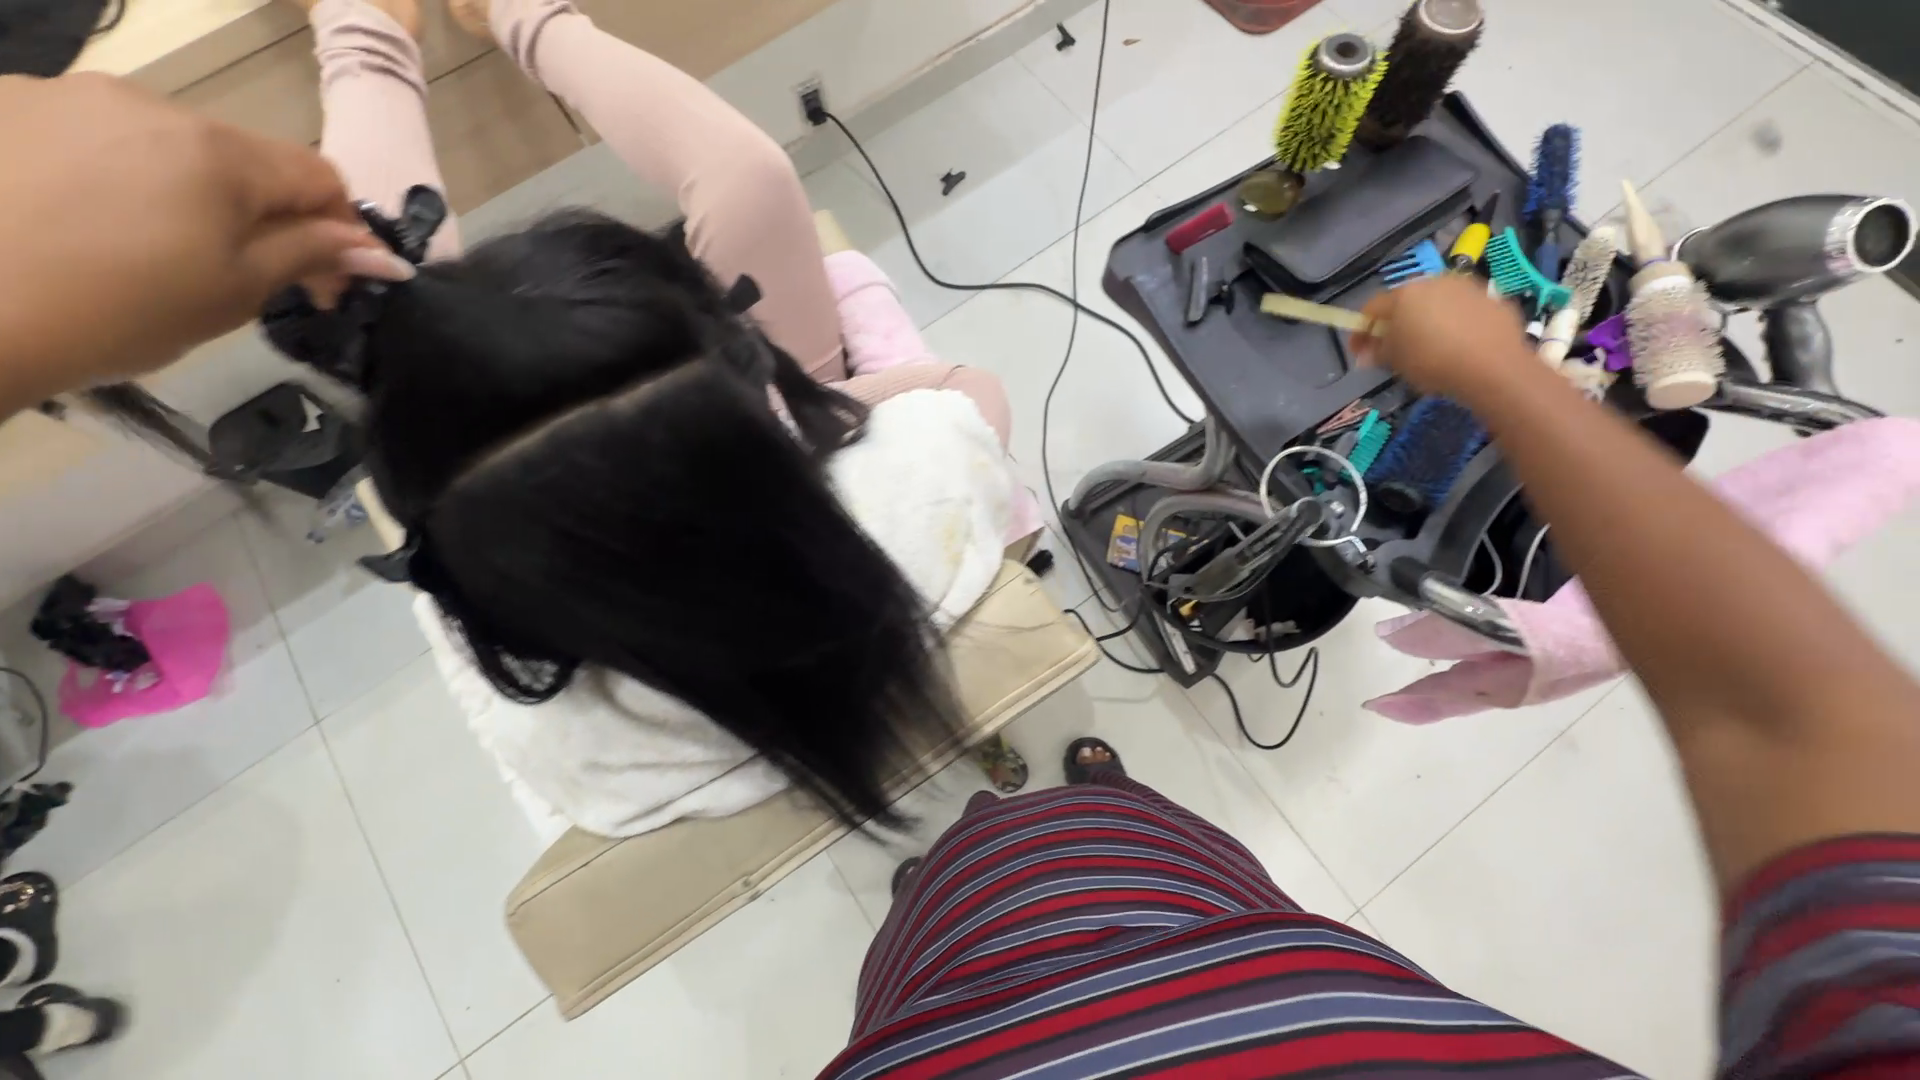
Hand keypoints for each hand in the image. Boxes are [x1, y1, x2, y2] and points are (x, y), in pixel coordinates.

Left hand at [0, 73, 413, 408]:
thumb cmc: (125, 309)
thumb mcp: (240, 288)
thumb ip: (313, 255)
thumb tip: (384, 256)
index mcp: (216, 151)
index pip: (319, 176)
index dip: (343, 228)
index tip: (334, 281)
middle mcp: (146, 104)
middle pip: (246, 158)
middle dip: (269, 213)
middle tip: (261, 275)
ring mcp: (67, 98)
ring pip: (172, 146)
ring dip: (197, 193)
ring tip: (169, 248)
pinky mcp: (7, 109)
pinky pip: (101, 139)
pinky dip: (125, 177)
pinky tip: (100, 223)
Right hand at [1350, 275, 1535, 403]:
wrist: (1494, 366)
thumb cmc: (1433, 362)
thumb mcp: (1395, 362)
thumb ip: (1376, 352)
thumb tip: (1365, 352)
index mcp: (1404, 294)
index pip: (1371, 309)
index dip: (1361, 331)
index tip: (1359, 351)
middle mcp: (1434, 282)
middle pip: (1406, 301)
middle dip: (1396, 322)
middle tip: (1393, 348)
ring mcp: (1466, 287)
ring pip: (1437, 302)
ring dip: (1426, 320)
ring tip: (1428, 346)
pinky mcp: (1492, 298)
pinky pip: (1463, 310)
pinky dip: (1455, 323)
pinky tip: (1457, 346)